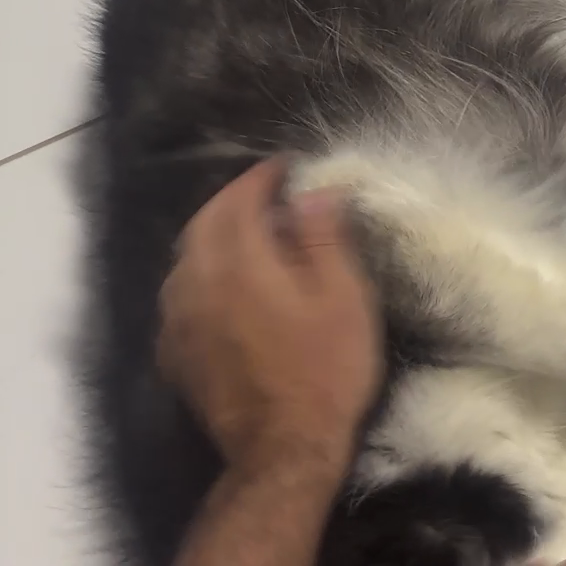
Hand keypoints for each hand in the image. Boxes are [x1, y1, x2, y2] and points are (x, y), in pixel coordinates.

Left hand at [157, 157, 381, 475]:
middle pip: (200, 230)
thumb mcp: (345, 294)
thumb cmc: (329, 360)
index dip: (259, 179)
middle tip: (270, 189)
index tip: (286, 165)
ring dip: (214, 233)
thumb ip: (324, 240)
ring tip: (254, 227)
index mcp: (240, 270)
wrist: (285, 441)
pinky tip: (232, 279)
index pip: (236, 207)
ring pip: (184, 261)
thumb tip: (317, 191)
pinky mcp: (178, 352)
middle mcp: (196, 290)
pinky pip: (181, 293)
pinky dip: (204, 267)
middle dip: (231, 201)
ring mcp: (180, 325)